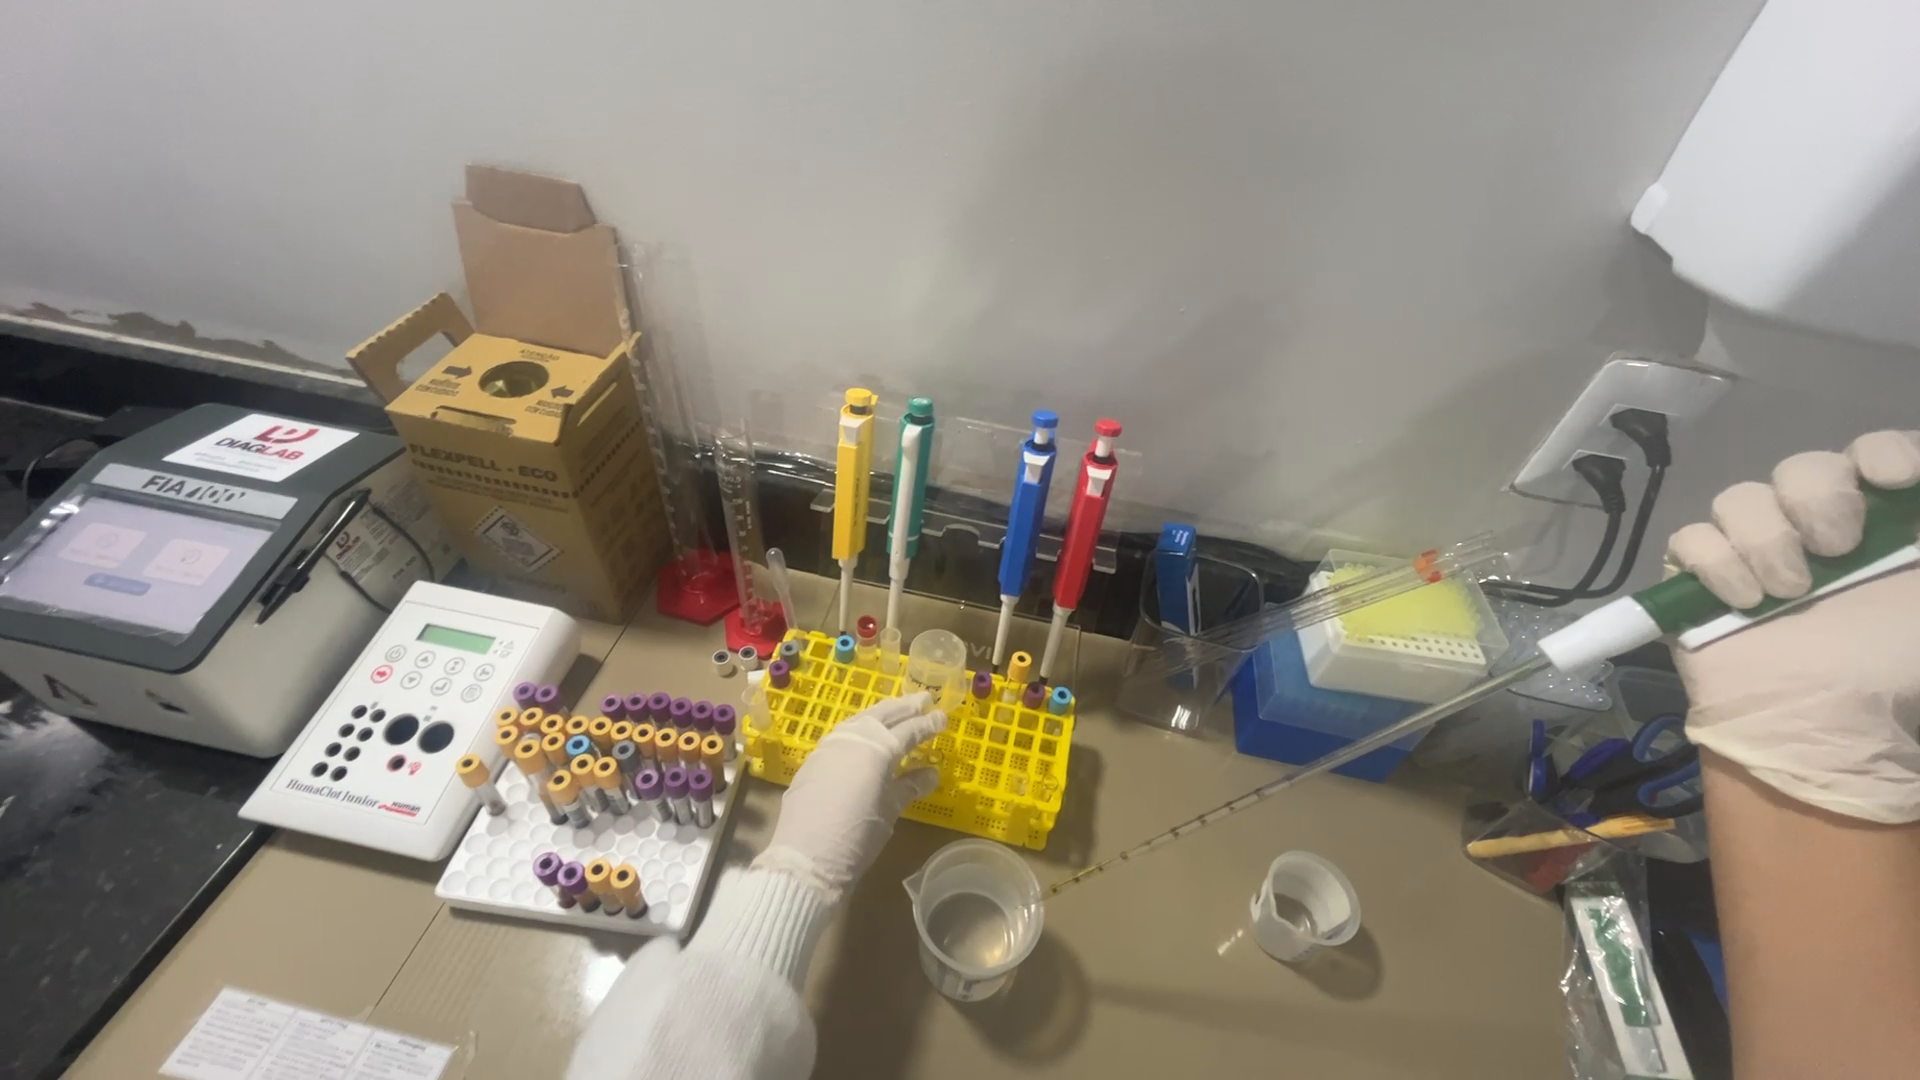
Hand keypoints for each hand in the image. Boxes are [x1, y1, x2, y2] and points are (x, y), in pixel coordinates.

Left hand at [753, 692, 944, 901]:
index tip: (942, 716)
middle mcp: (852, 740)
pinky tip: (867, 733)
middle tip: (924, 698)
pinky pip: (843, 734)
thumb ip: (909, 786)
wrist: (805, 859)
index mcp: (876, 750)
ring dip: (882, 713)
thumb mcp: (888, 812)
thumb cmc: (856, 837)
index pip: (908, 730)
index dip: (927, 724)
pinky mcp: (814, 760)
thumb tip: (931, 773)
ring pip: (860, 720)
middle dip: (905, 706)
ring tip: (898, 709)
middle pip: (883, 716)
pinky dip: (861, 727)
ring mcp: (829, 748)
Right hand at [1666, 431, 1919, 822]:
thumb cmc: (1899, 664)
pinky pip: (1690, 539)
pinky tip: (1743, 602)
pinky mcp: (1694, 572)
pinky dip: (1716, 566)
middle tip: (1837, 552)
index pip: (1874, 451)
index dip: (1879, 452)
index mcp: (1885, 521)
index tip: (1894, 480)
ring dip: (1766, 541)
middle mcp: (1817, 524)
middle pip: (1800, 466)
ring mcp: (1750, 547)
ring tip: (1788, 592)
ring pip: (1737, 498)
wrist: (1823, 716)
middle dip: (1817, 500)